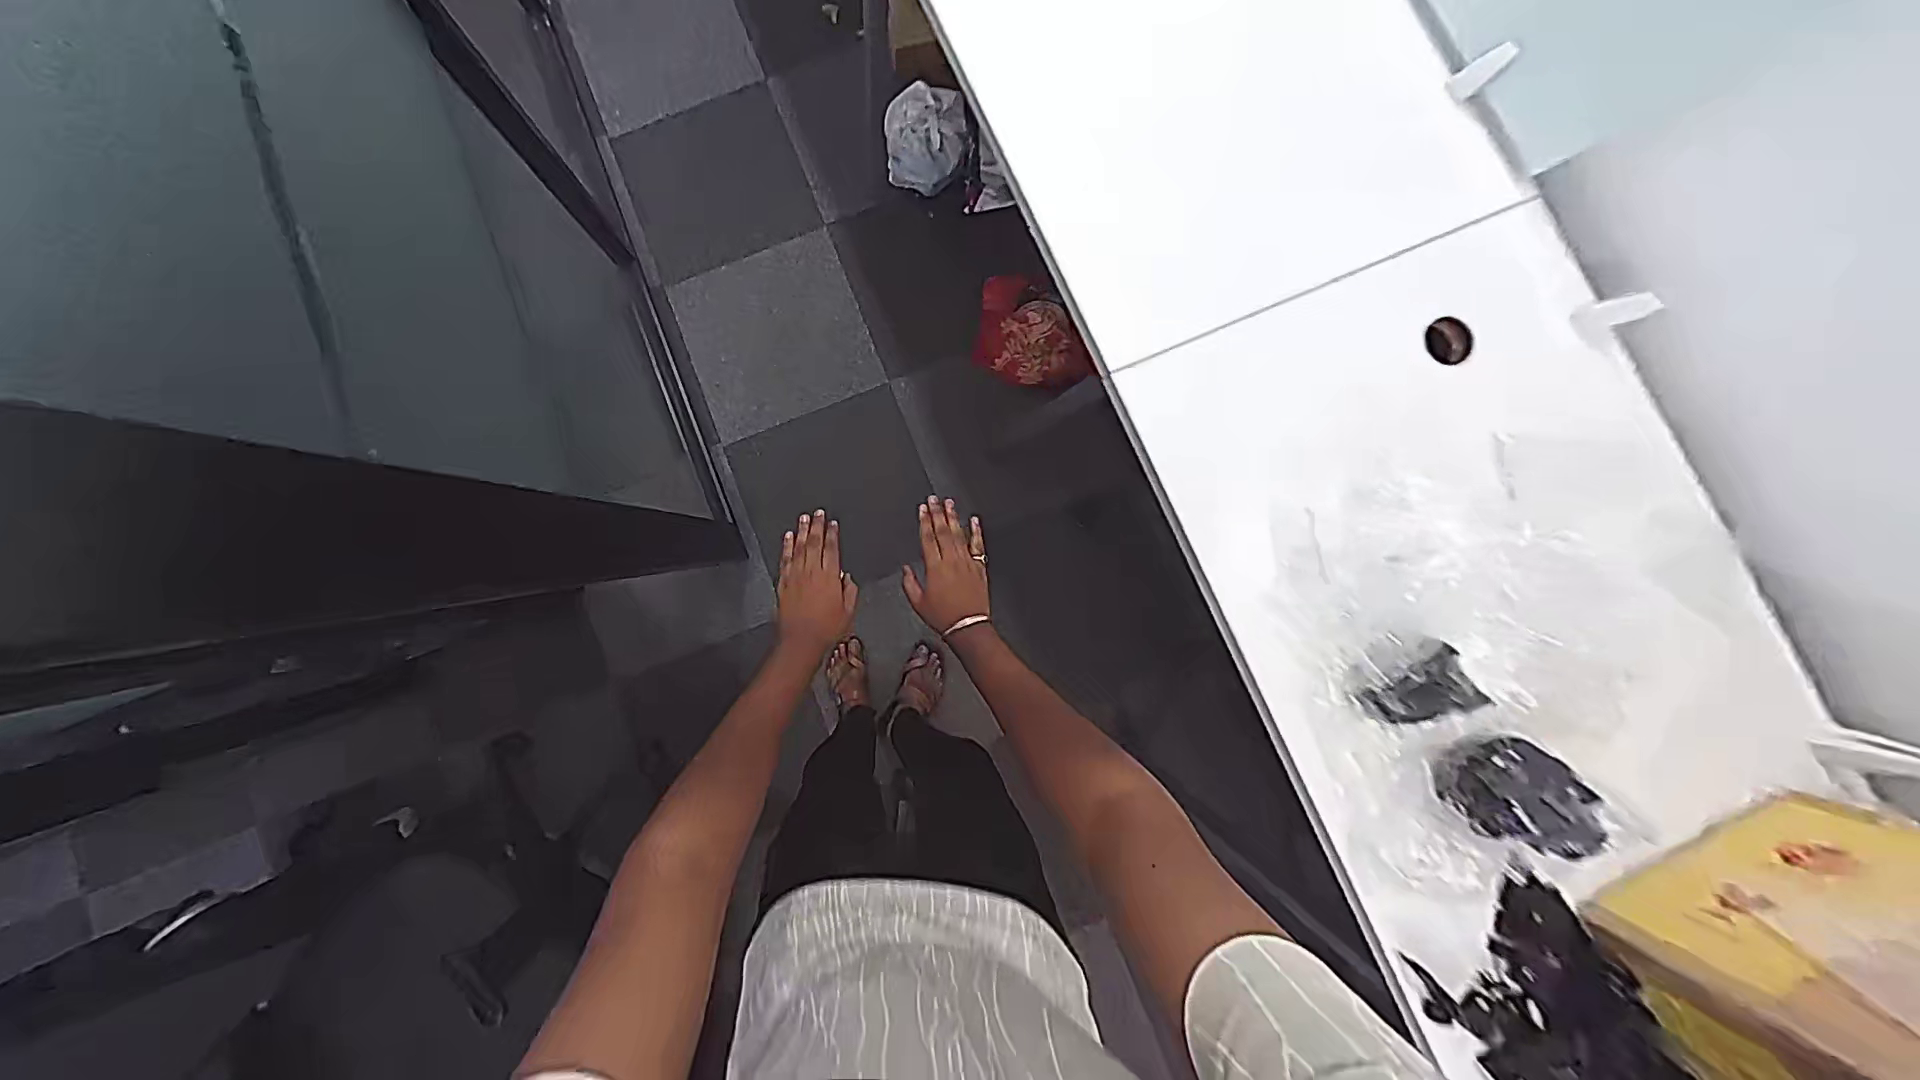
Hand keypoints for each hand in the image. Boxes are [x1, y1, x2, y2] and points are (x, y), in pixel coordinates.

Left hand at [777, 510, 857, 657]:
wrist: (801, 640)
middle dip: (816, 526)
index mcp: (830, 577)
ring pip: (798, 548)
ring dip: (801, 531)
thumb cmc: (827, 628)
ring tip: (803, 518)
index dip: (832, 534)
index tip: (832, 523)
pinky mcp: (783, 583)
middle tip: (817, 513)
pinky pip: (785, 560)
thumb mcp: (848, 611)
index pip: (832, 549)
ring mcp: (796, 576)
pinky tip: (787, 538)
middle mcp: (812, 572)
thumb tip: (846, 577)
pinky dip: (786, 547)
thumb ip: (850, 591)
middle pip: (814, 543)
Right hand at [902, 495, 988, 635]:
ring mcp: (967, 563)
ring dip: (954, 517)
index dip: (924, 521)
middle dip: (938, 513)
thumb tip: (906, 569)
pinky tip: (974, 521)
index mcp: (935, 568)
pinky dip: (976, 532)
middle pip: (943, 531)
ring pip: (960, 534)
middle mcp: (951, 561)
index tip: (923, 509)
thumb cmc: (943, 617)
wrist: (968, 627)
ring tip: (949, 503)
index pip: (928, 538)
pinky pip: (978, 545)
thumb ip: (910, 583)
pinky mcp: (979, 567)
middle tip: (934, 499)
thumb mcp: (918, 602)